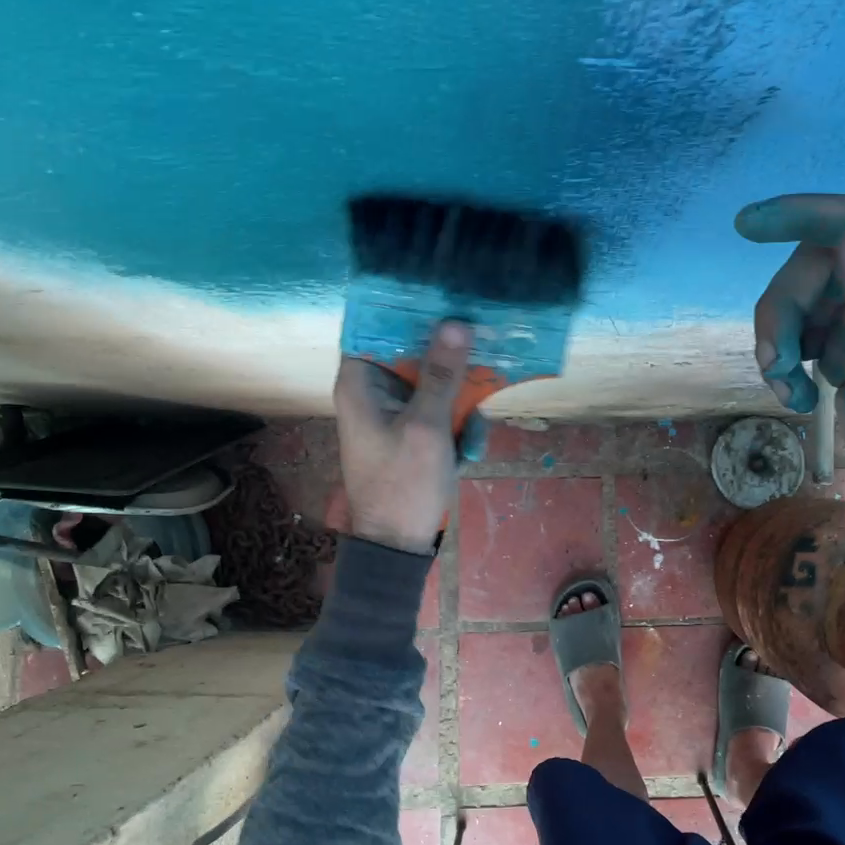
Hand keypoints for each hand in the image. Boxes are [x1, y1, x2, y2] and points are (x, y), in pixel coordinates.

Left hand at [332, 321, 472, 553]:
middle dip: (449, 357)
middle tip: (484, 352)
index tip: (449, 300)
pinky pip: (438, 407)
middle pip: (413, 351)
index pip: (378, 327)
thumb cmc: (403, 485)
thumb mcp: (427, 427)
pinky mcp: (411, 429)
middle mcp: (373, 390)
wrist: (397, 544)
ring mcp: (393, 411)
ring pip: (433, 380)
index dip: (411, 310)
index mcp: (360, 383)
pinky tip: (467, 445)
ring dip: (459, 397)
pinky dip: (456, 420)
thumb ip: (441, 374)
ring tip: (470, 426)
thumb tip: (456, 323)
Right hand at [737, 194, 844, 548]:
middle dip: (789, 303)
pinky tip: (793, 396)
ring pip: (807, 296)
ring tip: (783, 385)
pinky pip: (801, 333)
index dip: (812, 215)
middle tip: (775, 359)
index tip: (748, 226)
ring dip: (780, 334)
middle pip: (828, 261)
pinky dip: (784, 360)